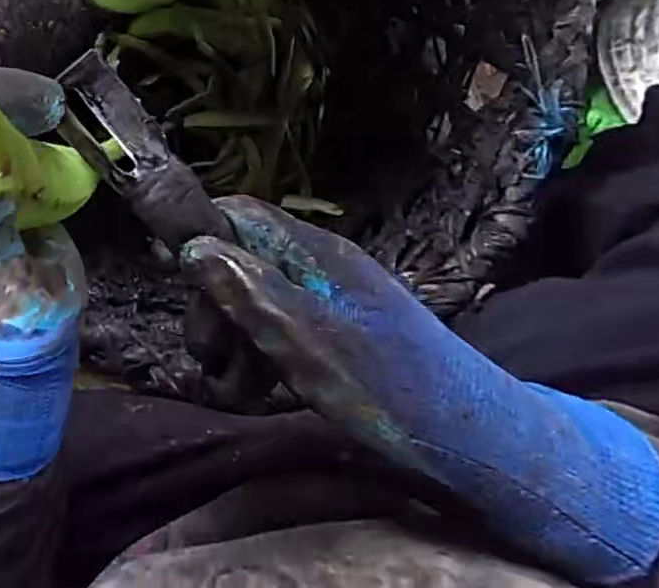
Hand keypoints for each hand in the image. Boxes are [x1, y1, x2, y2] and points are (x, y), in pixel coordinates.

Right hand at [181, 198, 658, 585]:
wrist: (482, 445)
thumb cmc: (391, 391)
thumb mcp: (308, 342)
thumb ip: (249, 292)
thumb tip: (193, 247)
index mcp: (313, 253)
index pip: (240, 213)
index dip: (201, 234)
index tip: (176, 277)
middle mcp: (318, 264)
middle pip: (241, 258)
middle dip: (215, 305)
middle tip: (209, 357)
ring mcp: (330, 296)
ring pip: (257, 297)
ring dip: (235, 338)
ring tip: (237, 388)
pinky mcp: (339, 329)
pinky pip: (281, 325)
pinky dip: (262, 353)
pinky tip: (262, 391)